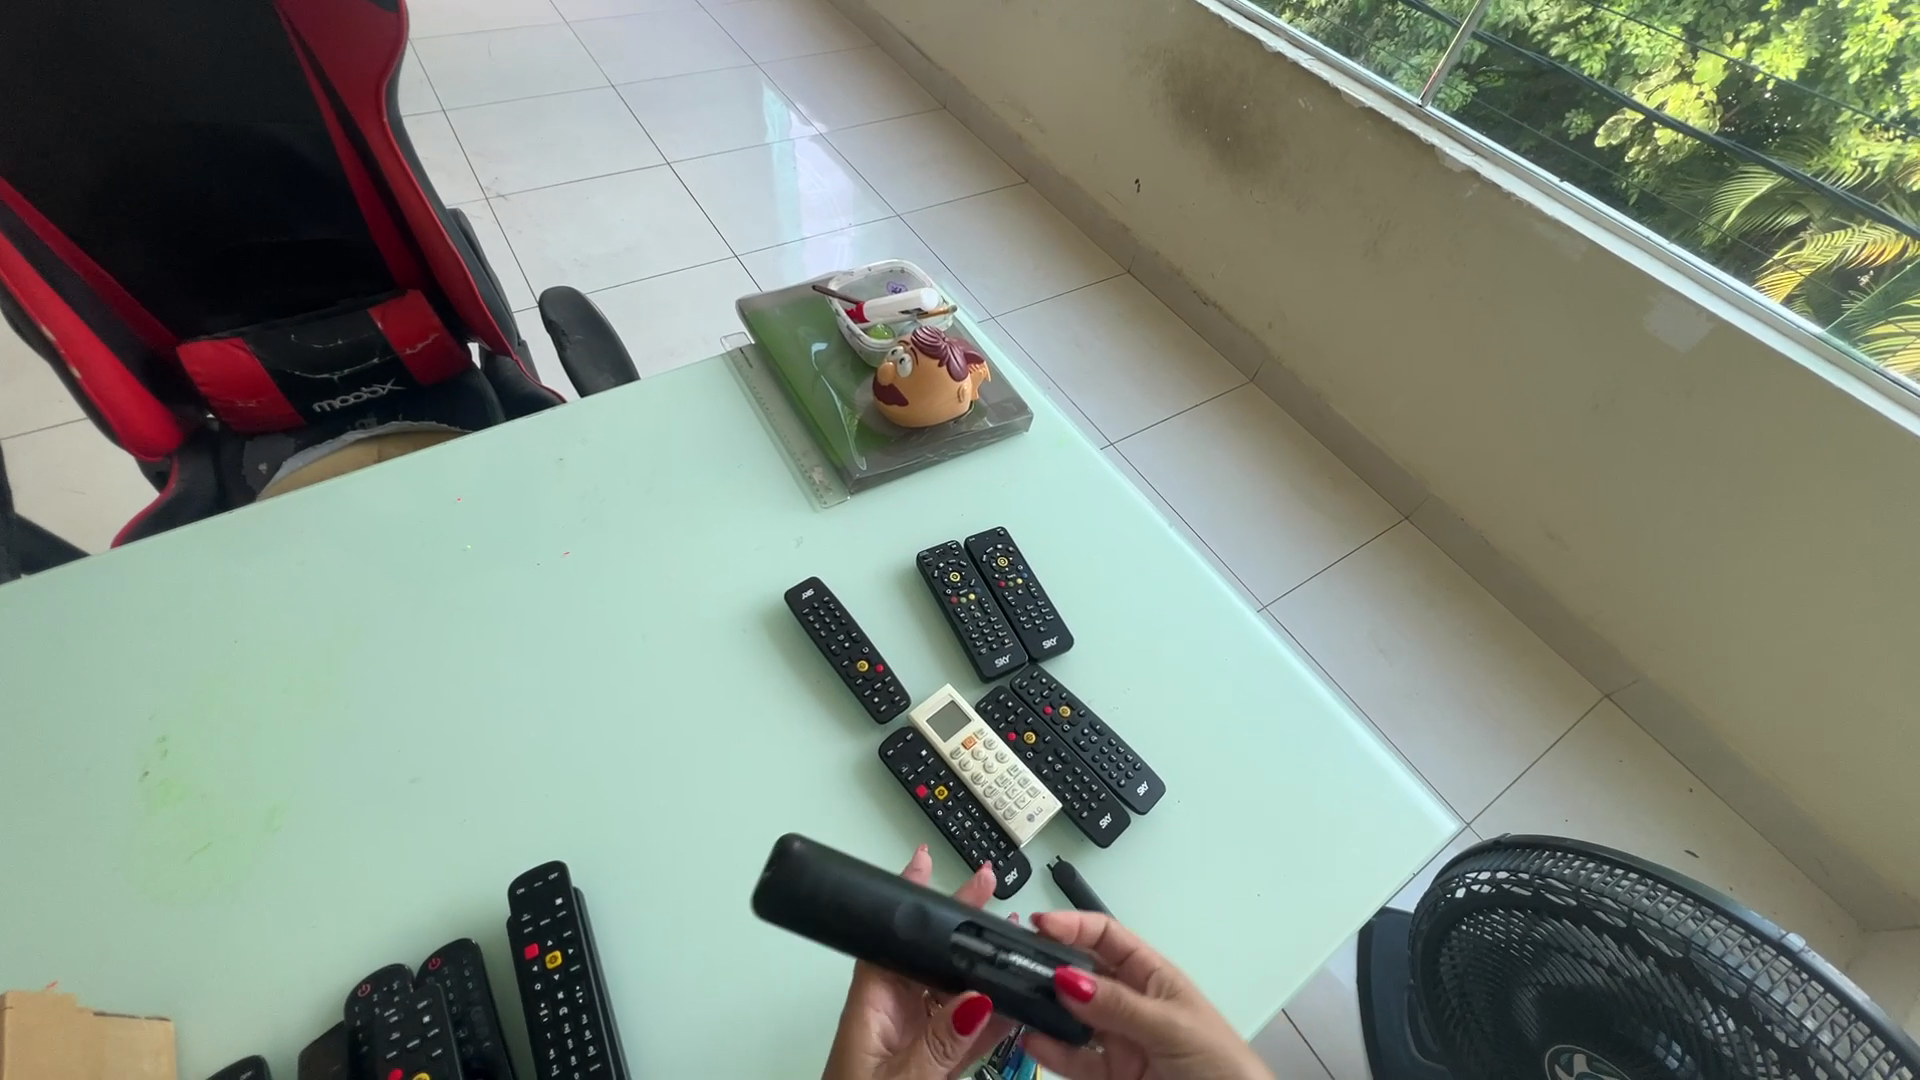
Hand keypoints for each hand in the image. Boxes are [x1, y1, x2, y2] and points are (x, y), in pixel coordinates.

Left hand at [820, 846, 1015, 1079]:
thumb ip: (934, 1046)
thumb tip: (974, 998)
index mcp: (872, 1006)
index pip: (891, 937)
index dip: (908, 899)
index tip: (923, 861)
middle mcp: (894, 1014)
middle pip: (930, 956)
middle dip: (960, 924)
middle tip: (989, 890)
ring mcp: (917, 1040)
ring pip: (957, 992)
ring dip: (985, 968)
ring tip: (1014, 939)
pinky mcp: (937, 1068)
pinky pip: (972, 1034)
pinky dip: (996, 1019)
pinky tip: (1019, 1006)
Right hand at [1021, 911, 1272, 1079]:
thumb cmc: (1222, 1065)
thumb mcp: (1172, 1026)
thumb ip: (1119, 1005)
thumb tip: (1068, 978)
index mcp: (1152, 975)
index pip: (1105, 936)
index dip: (1073, 924)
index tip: (1040, 923)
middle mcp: (1130, 1002)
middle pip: (1082, 973)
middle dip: (1051, 964)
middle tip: (1017, 961)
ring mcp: (1119, 1040)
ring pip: (1072, 1016)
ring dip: (1045, 1006)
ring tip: (1017, 997)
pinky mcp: (1112, 1077)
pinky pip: (1074, 1060)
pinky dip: (1051, 1050)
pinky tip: (1032, 1038)